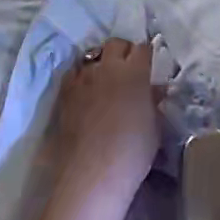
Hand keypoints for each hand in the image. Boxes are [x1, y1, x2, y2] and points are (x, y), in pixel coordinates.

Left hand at [54, 38, 160, 198]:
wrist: (92, 175)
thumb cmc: (133, 152)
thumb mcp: (155, 126)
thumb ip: (154, 102)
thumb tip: (155, 90)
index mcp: (135, 72)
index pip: (143, 48)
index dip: (147, 55)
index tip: (149, 65)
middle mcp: (108, 68)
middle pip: (115, 44)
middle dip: (123, 51)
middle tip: (128, 68)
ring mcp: (83, 79)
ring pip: (92, 56)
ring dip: (101, 63)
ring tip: (105, 79)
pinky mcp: (64, 94)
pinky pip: (74, 74)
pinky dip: (81, 77)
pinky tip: (86, 91)